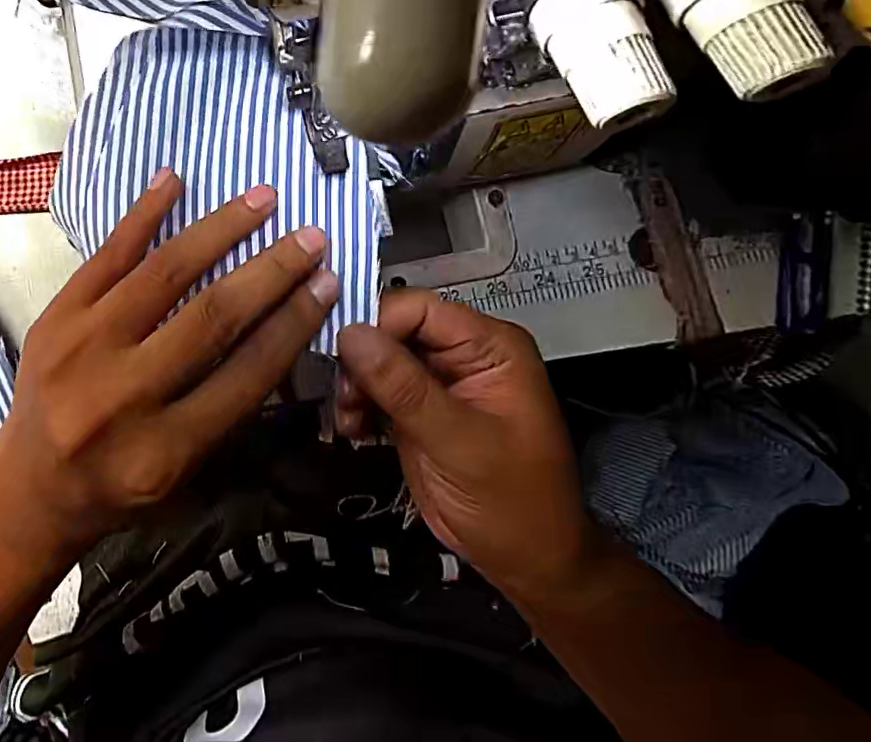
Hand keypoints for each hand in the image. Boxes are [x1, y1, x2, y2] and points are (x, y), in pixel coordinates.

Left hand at [0, 170, 338, 569]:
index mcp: (163, 449)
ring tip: (262, 198)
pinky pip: (107, 255)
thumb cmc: (116, 484)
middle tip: (311, 237)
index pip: (247, 372)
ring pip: (165, 274)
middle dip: (271, 270)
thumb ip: (229, 407)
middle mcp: (122, 395)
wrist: (29, 486)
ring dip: (220, 229)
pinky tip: (173, 180)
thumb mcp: (183, 471)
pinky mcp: (56, 316)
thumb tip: (282, 327)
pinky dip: (143, 214)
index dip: (295, 322)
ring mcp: (82, 348)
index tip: (326, 282)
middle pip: (213, 317)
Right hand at [336, 290, 602, 608]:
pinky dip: (358, 404)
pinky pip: (376, 387)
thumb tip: (351, 334)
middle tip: (344, 395)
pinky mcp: (417, 407)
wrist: (526, 561)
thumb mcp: (459, 443)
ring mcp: (438, 380)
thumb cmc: (511, 500)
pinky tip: (354, 428)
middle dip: (361, 358)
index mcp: (489, 346)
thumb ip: (404, 387)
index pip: (419, 309)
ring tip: (349, 418)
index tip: (345, 357)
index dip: (378, 325)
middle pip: (393, 328)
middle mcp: (462, 353)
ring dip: (355, 384)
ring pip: (378, 357)